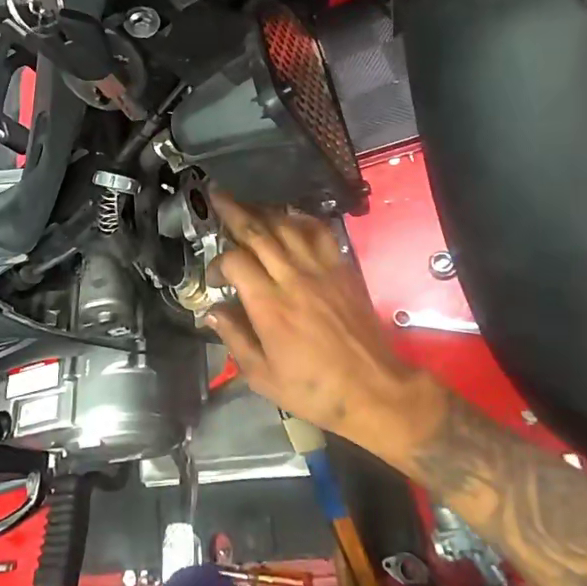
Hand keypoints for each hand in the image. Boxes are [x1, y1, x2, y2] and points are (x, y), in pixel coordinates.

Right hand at [205, 191, 435, 451]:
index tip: (214, 278)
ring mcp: (321, 269)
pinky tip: (291, 217)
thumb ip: (235, 339)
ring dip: (265, 211)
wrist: (374, 389)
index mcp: (269, 306)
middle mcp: (293, 278)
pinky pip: (320, 232)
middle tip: (217, 196)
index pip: (235, 262)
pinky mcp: (342, 268)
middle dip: (233, 211)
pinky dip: (302, 219)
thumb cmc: (314, 389)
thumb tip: (212, 312)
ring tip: (249, 205)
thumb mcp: (263, 377)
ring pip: (288, 225)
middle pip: (258, 232)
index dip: (218, 262)